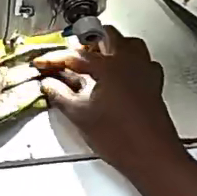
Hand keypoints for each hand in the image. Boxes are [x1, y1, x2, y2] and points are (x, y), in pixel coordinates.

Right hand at [37, 28, 179, 172]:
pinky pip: (141, 61)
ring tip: (93, 57)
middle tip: (68, 57)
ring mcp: (145, 71)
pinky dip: (127, 61)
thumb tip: (48, 84)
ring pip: (127, 44)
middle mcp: (129, 62)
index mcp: (109, 66)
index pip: (75, 55)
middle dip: (84, 43)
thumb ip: (60, 94)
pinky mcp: (154, 84)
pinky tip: (119, 73)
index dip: (55, 59)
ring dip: (109, 46)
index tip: (42, 64)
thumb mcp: (79, 115)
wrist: (153, 158)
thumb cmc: (120, 138)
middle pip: (105, 36)